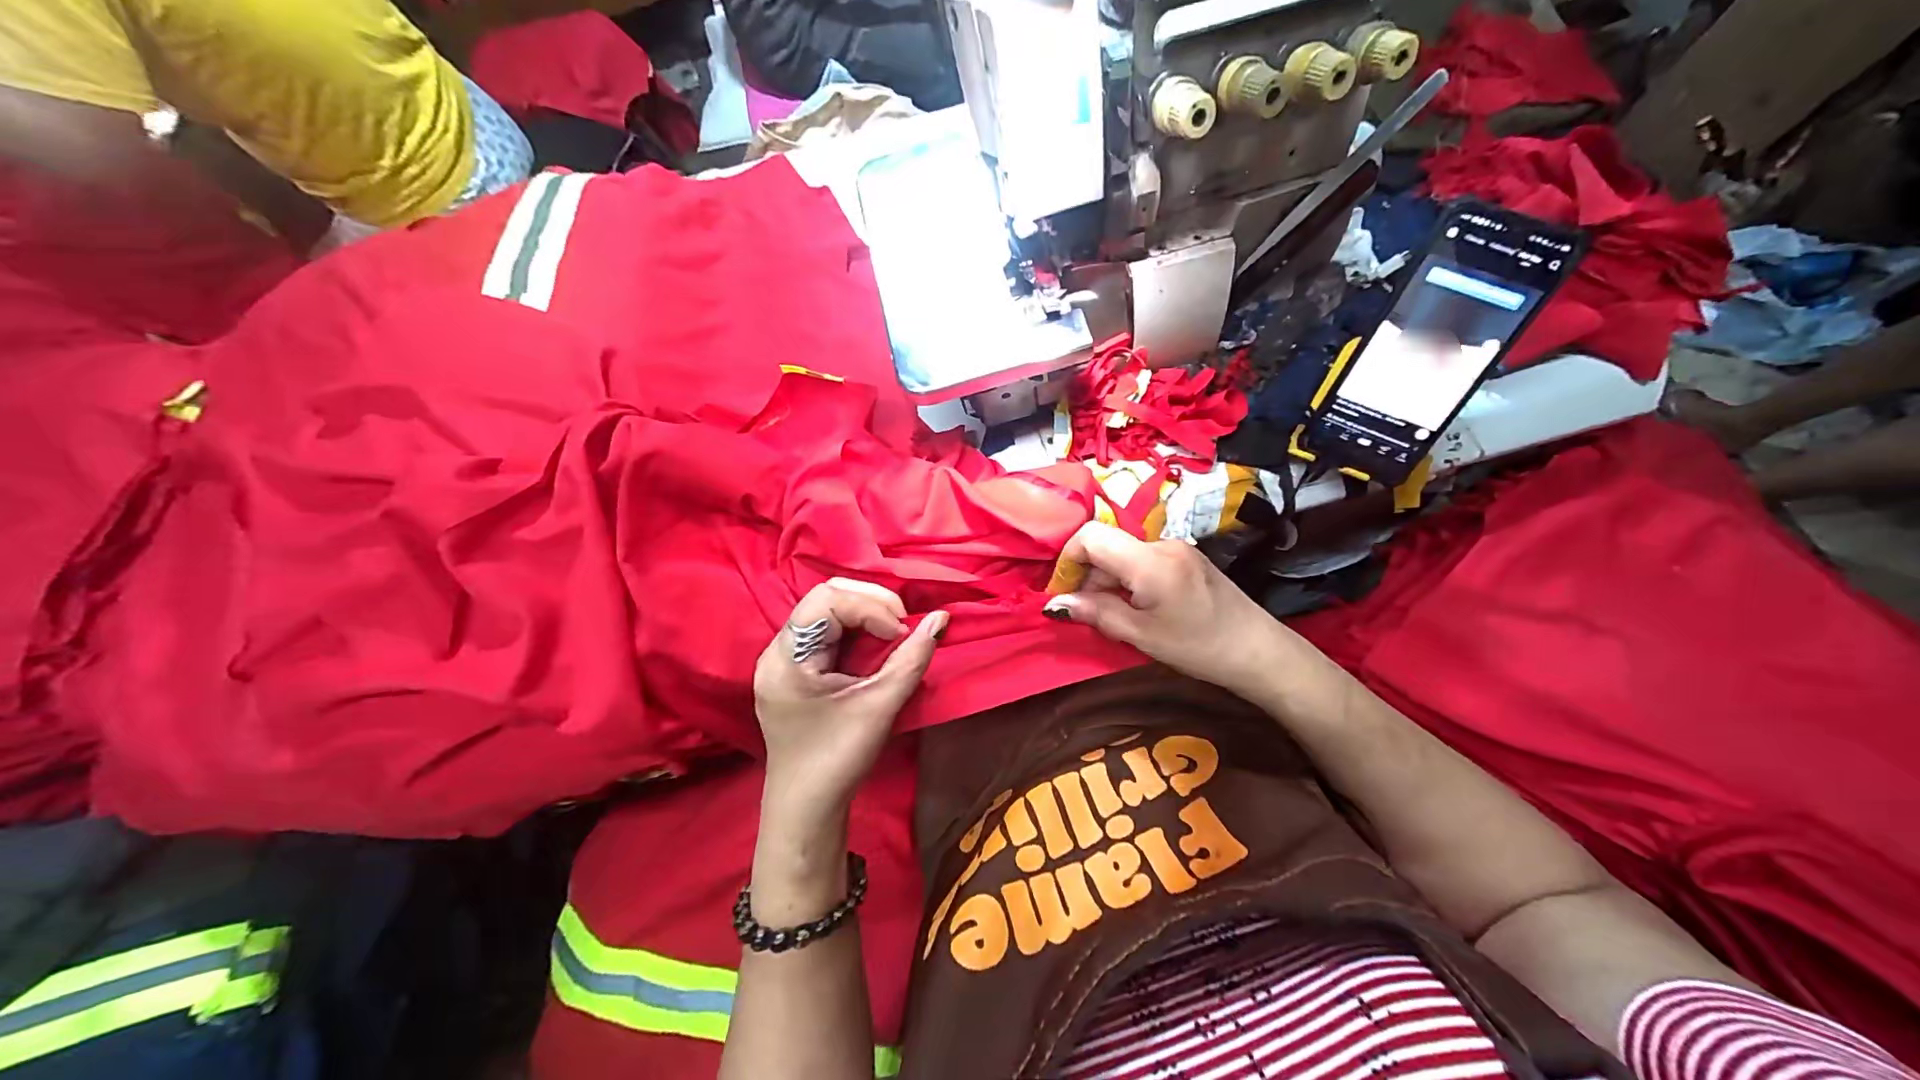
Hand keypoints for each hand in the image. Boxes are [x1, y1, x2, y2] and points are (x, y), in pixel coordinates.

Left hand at [753, 579, 947, 832]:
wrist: (806, 810)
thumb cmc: (836, 760)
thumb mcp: (878, 707)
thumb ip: (910, 660)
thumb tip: (940, 618)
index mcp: (786, 657)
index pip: (827, 600)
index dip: (869, 606)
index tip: (900, 633)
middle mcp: (779, 651)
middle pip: (825, 598)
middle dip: (869, 602)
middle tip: (902, 625)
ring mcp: (786, 661)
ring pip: (828, 613)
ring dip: (867, 615)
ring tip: (895, 633)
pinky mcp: (798, 672)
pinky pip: (829, 634)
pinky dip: (859, 631)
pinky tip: (880, 644)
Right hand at [1042, 522, 1283, 698]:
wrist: (1258, 651)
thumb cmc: (1198, 647)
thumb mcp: (1140, 635)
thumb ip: (1095, 612)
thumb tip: (1054, 603)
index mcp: (1149, 560)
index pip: (1090, 536)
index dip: (1068, 560)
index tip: (1063, 593)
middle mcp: (1162, 544)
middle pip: (1106, 545)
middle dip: (1087, 575)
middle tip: (1085, 613)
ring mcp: (1177, 548)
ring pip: (1123, 554)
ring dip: (1107, 580)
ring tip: (1111, 616)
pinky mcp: (1186, 558)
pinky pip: (1142, 560)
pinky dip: (1127, 580)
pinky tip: (1135, 608)